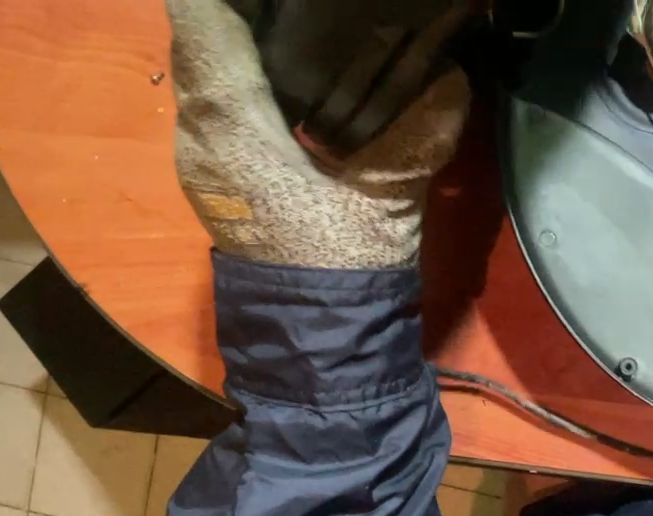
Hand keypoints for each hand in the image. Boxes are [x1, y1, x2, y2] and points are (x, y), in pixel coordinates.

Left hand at [165, 0, 468, 268]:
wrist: (318, 344)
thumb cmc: (344, 273)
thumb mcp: (388, 206)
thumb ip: (417, 139)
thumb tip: (455, 81)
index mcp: (232, 126)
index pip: (205, 12)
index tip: (293, 1)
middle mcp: (197, 130)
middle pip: (203, 31)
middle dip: (250, 13)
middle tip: (306, 15)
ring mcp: (200, 154)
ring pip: (205, 66)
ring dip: (247, 42)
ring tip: (303, 35)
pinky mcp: (215, 174)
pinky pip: (215, 99)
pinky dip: (246, 76)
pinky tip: (293, 82)